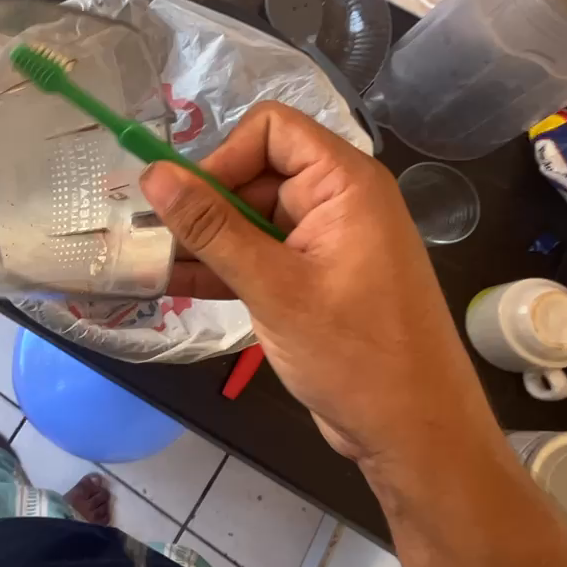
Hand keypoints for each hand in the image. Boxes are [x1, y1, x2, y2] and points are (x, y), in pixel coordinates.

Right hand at [137, 103, 502, 479]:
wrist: (416, 436)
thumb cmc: (356, 355)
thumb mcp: (274, 287)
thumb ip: (211, 227)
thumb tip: (154, 174)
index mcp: (343, 185)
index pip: (271, 130)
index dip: (223, 157)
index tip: (188, 204)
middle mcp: (334, 202)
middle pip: (252, 173)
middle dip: (203, 205)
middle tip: (155, 240)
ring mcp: (322, 243)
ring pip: (246, 218)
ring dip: (202, 240)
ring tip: (150, 263)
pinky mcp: (310, 279)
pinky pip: (255, 256)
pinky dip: (219, 267)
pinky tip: (172, 284)